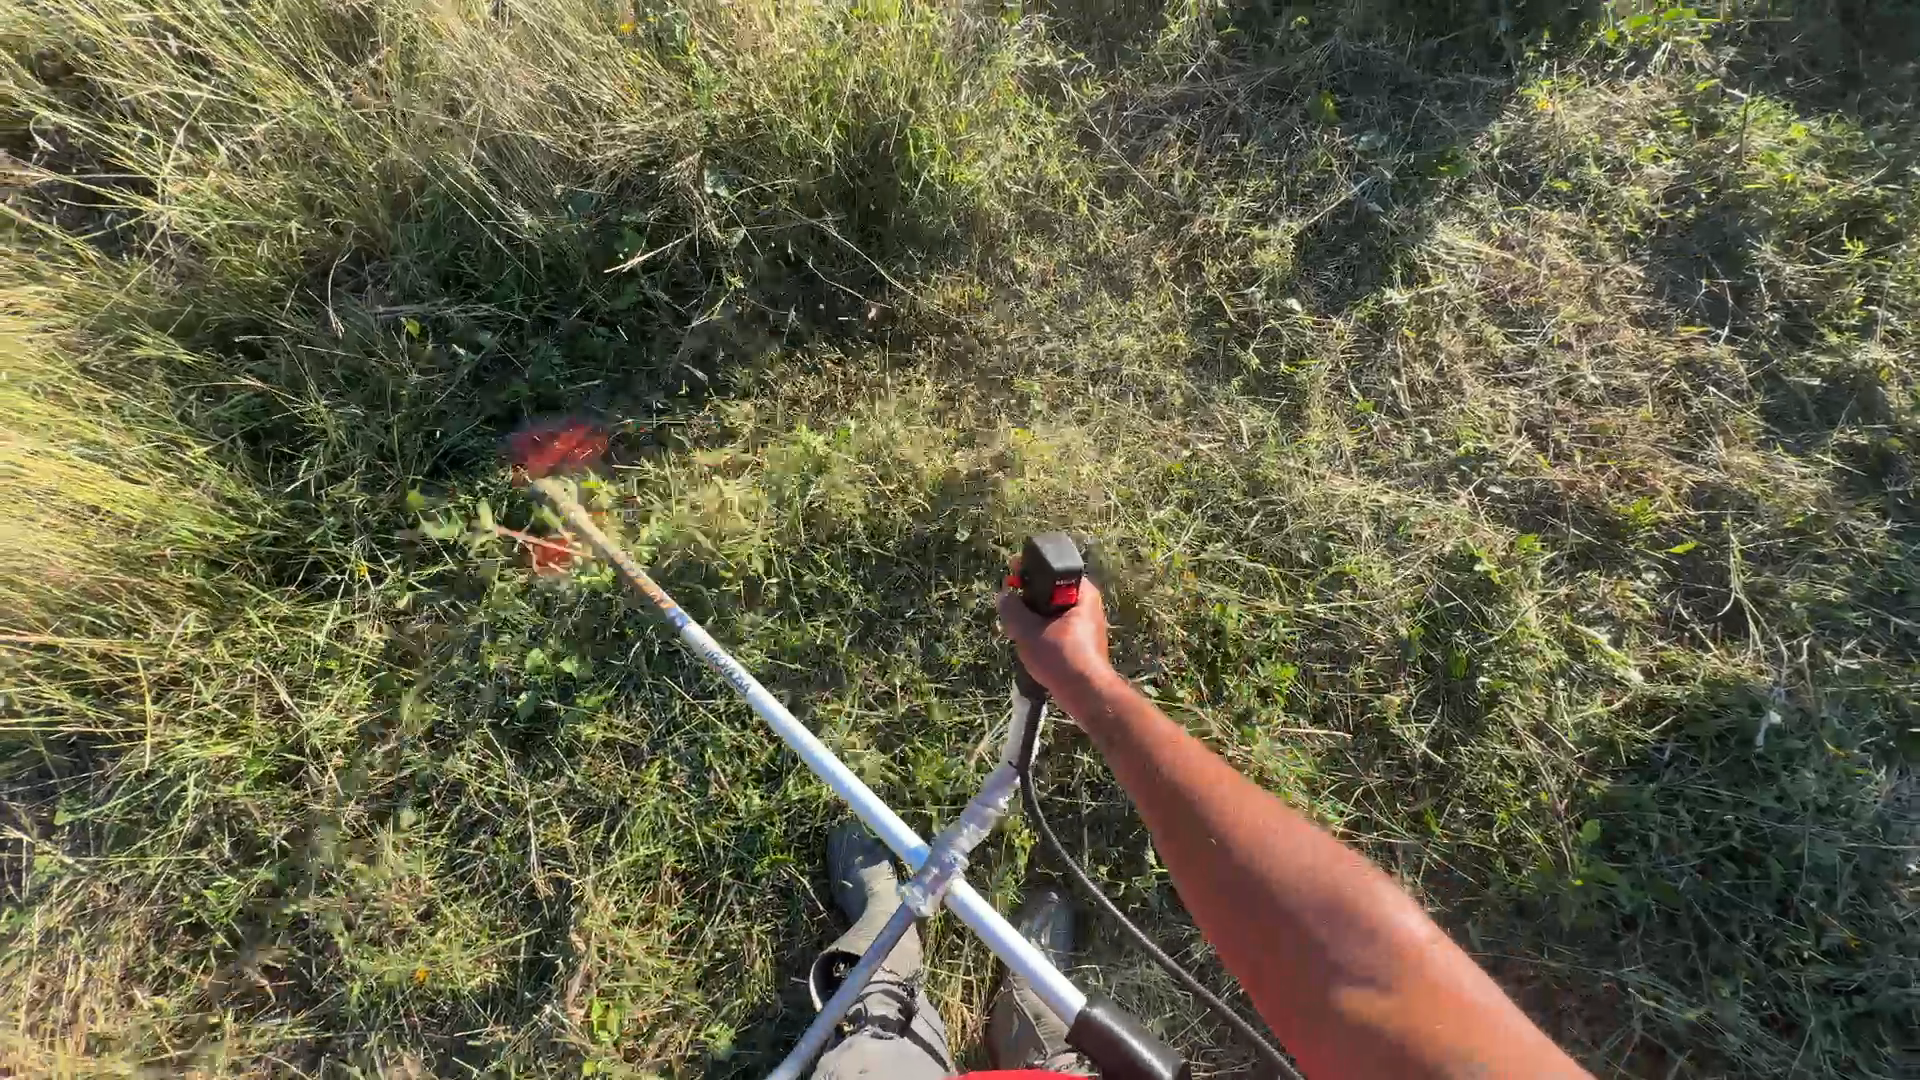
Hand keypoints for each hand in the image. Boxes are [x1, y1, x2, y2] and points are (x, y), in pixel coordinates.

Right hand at [996, 570, 1118, 703]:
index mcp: (1083, 594)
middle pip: (1050, 596)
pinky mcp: (1082, 645)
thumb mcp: (1028, 630)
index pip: (1054, 572)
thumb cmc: (1060, 656)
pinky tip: (1030, 648)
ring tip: (1016, 632)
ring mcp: (1087, 627)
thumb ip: (1012, 609)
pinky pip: (1056, 632)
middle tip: (1011, 611)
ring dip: (1033, 622)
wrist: (1084, 694)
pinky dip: (1042, 636)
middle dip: (1028, 603)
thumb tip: (1004, 595)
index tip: (1013, 581)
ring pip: (1052, 616)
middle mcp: (1089, 607)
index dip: (1031, 575)